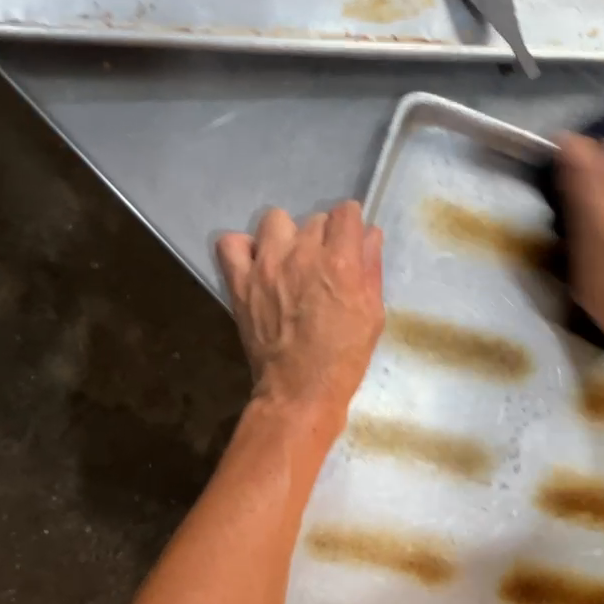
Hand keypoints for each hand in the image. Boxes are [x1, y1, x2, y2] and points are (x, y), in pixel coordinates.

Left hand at [216, 202, 384, 424]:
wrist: (299, 391)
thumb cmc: (344, 358)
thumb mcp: (372, 315)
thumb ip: (370, 269)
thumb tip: (370, 234)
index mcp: (339, 262)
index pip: (346, 212)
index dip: (351, 226)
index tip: (349, 242)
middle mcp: (301, 255)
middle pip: (314, 219)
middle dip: (323, 237)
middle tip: (323, 266)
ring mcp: (266, 266)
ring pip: (275, 221)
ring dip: (286, 237)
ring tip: (289, 262)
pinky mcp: (240, 282)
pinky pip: (232, 243)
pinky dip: (244, 249)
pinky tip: (257, 265)